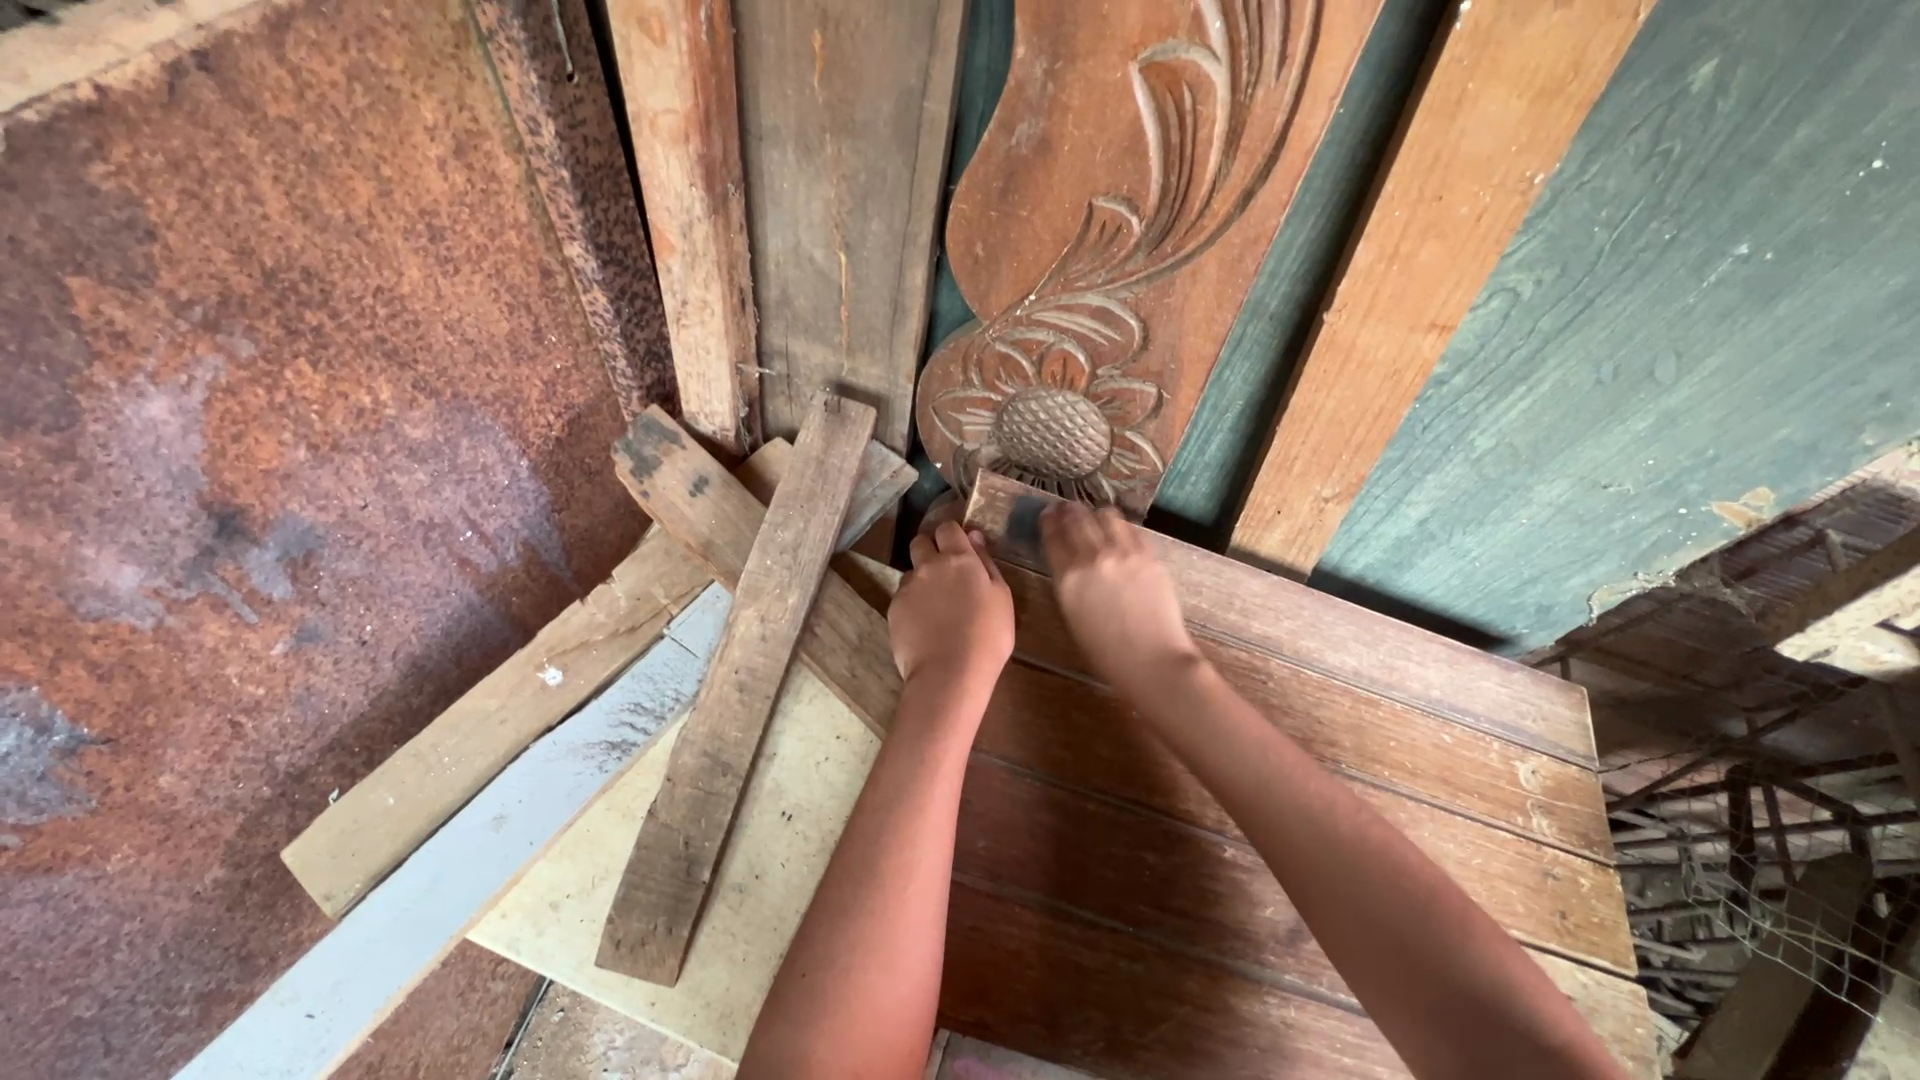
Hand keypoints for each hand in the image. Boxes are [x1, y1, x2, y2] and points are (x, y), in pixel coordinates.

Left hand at [889, 521, 1014, 694]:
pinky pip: (902, 597)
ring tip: (935, 606)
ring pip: (910, 572)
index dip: (952, 534)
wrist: (949, 673)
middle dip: (929, 549)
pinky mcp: (893, 609)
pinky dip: (912, 604)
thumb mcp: (1001, 597)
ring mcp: (908, 587)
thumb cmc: (987, 636)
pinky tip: (924, 625)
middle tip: (944, 572)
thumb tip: (974, 537)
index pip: (947, 528)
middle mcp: (929, 566)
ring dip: (921, 579)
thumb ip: (986, 562)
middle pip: (920, 542)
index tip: (958, 547)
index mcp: (959, 559)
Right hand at [1040, 502, 1201, 695]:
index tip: (1048, 514)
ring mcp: (1123, 552)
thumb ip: (1068, 582)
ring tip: (1096, 519)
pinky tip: (1121, 533)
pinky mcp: (1149, 554)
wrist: (1151, 659)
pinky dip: (1121, 527)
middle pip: (1076, 518)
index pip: (1052, 535)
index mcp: (1067, 577)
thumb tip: (1069, 562)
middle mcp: (1093, 557)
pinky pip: (1131, 529)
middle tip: (1068, 509)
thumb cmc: (1106, 651)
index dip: (1048, 520)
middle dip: (1069, 511)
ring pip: (1106, 515)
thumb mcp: (1072, 615)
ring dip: (1096, 514)